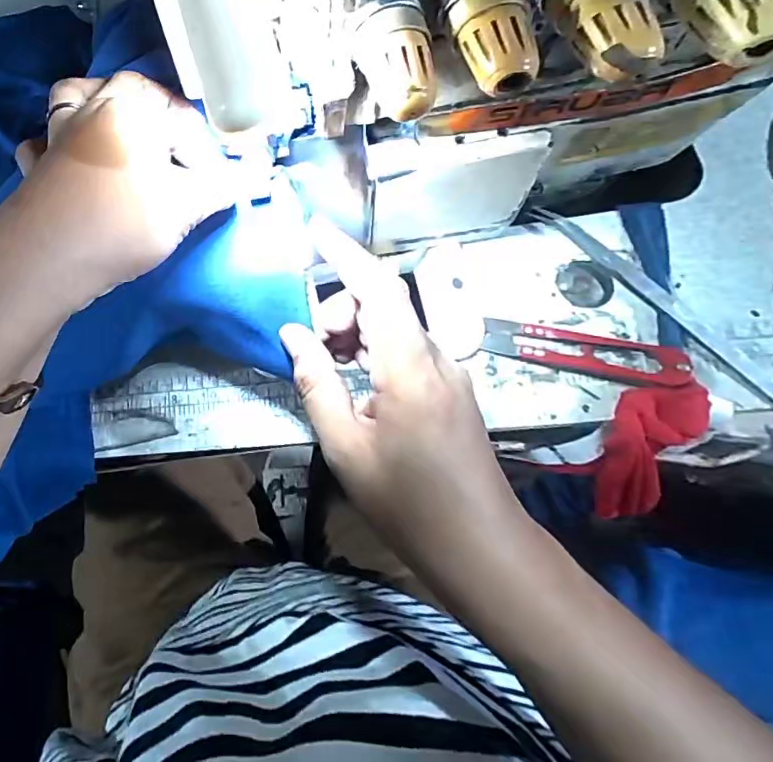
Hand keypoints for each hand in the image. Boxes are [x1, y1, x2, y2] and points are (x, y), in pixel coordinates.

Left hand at [0, 72, 237, 394]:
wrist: (46, 261)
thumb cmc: (123, 220)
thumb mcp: (186, 205)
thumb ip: (223, 186)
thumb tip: (256, 174)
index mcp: (130, 104)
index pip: (180, 112)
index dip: (202, 145)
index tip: (213, 176)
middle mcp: (90, 108)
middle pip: (127, 91)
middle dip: (155, 116)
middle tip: (174, 153)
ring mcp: (56, 136)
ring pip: (76, 102)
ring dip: (99, 113)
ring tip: (124, 144)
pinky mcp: (36, 167)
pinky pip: (44, 143)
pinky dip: (58, 147)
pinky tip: (73, 167)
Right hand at [279, 218, 516, 559]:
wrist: (479, 544)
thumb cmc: (406, 501)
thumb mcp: (345, 446)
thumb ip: (317, 382)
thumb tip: (293, 334)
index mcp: (409, 365)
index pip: (378, 287)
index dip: (344, 252)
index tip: (316, 227)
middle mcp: (435, 356)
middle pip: (383, 303)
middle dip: (339, 311)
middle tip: (309, 350)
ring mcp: (448, 370)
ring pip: (394, 324)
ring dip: (355, 331)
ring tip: (326, 367)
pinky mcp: (451, 387)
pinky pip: (407, 347)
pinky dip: (374, 349)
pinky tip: (354, 379)